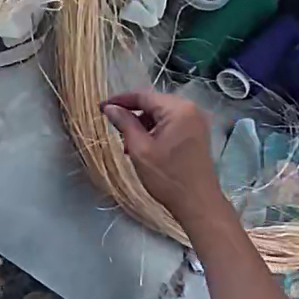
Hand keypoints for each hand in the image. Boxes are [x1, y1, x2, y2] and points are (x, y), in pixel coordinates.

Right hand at [101, 89, 225, 219]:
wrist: (197, 202)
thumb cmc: (167, 176)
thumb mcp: (139, 149)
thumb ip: (124, 123)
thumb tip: (110, 108)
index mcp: (178, 109)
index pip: (143, 96)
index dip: (120, 100)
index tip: (101, 107)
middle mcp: (191, 109)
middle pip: (154, 103)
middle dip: (132, 112)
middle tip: (111, 123)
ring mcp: (197, 121)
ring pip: (162, 113)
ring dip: (142, 122)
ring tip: (126, 139)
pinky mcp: (197, 133)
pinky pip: (171, 123)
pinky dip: (155, 129)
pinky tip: (143, 144)